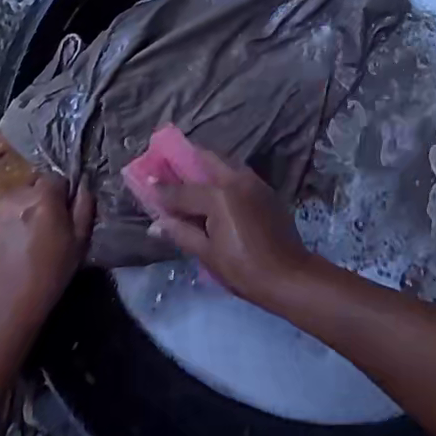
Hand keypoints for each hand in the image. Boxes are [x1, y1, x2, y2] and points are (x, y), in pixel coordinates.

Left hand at [0, 174, 92, 324]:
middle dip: (35, 204)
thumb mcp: (79, 243)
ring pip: (8, 202)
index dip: (60, 198)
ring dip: (14, 214)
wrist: (2, 308)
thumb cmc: (48, 276)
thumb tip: (82, 184)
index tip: (59, 218)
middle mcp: (13, 195)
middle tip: (37, 233)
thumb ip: (84, 207)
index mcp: (43, 197)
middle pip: (29, 190)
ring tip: (15, 243)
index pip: (55, 180)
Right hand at [139, 145, 315, 307]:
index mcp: (220, 195)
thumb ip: (181, 232)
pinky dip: (222, 178)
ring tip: (188, 179)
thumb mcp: (207, 253)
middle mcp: (238, 179)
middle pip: (206, 160)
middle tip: (168, 166)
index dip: (162, 189)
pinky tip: (213, 193)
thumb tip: (156, 224)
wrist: (288, 276)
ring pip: (224, 165)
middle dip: (186, 160)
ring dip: (205, 168)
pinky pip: (238, 175)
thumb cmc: (243, 269)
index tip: (146, 182)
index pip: (182, 190)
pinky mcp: (266, 190)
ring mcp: (255, 182)